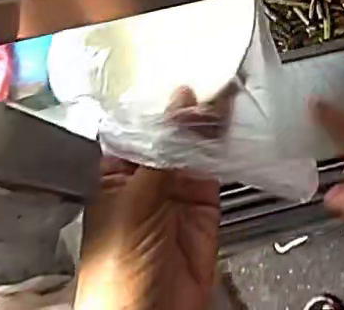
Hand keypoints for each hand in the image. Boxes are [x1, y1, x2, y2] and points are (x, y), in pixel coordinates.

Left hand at [74, 88, 225, 309]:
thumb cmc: (116, 275)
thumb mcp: (136, 201)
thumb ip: (163, 149)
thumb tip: (179, 100)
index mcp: (113, 173)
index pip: (136, 125)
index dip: (155, 99)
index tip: (175, 68)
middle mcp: (145, 178)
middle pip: (168, 132)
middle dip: (186, 107)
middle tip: (207, 72)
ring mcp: (174, 191)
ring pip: (194, 145)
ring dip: (208, 120)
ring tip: (223, 87)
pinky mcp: (203, 204)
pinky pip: (216, 166)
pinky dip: (225, 144)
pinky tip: (230, 122)